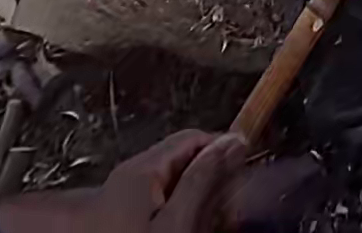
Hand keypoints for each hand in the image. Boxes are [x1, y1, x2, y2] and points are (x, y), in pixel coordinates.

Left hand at [94, 130, 249, 232]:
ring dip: (195, 204)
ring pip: (171, 190)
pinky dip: (176, 219)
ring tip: (209, 226)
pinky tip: (187, 232)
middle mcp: (127, 182)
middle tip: (228, 209)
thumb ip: (205, 178)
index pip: (194, 138)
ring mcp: (118, 207)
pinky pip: (156, 211)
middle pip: (182, 164)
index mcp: (140, 171)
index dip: (222, 150)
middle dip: (209, 182)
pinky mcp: (117, 227)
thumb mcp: (177, 225)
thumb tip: (233, 140)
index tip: (244, 171)